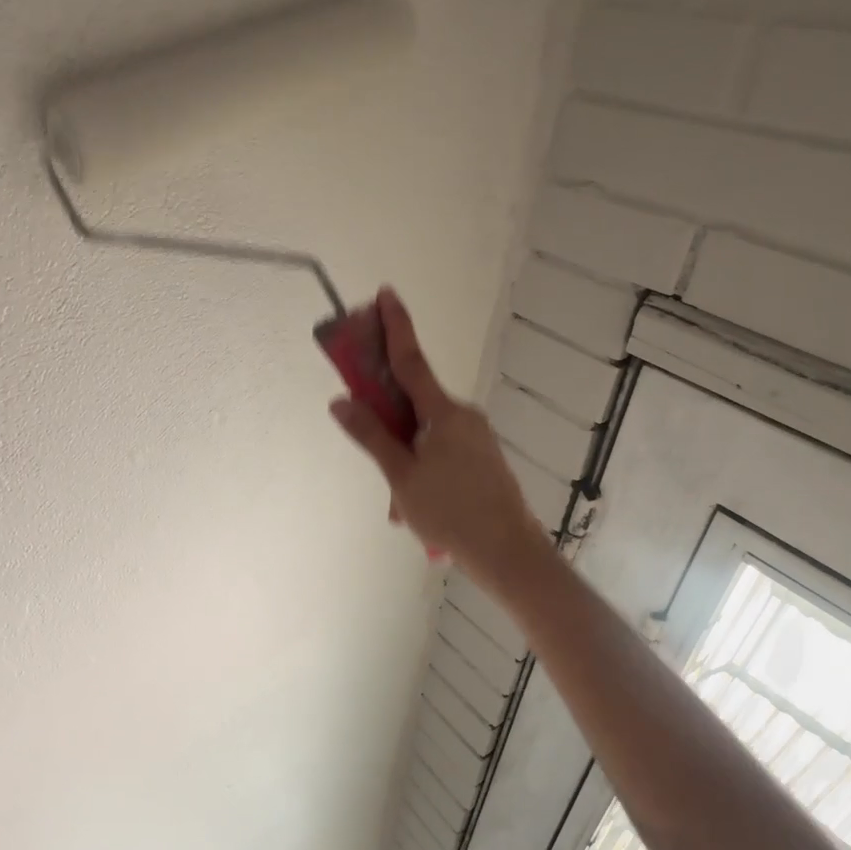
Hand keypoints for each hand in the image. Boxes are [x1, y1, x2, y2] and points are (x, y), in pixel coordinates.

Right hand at [330, 288, 549, 567]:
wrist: (509, 555)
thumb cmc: (451, 512)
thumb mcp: (401, 476)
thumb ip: (370, 436)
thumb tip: (340, 402)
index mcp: (443, 413)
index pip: (410, 361)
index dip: (395, 327)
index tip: (385, 294)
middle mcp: (462, 416)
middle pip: (412, 402)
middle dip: (385, 419)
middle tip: (369, 441)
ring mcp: (474, 438)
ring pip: (423, 433)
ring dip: (402, 457)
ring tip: (399, 506)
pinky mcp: (480, 459)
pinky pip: (439, 450)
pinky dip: (419, 468)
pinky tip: (414, 508)